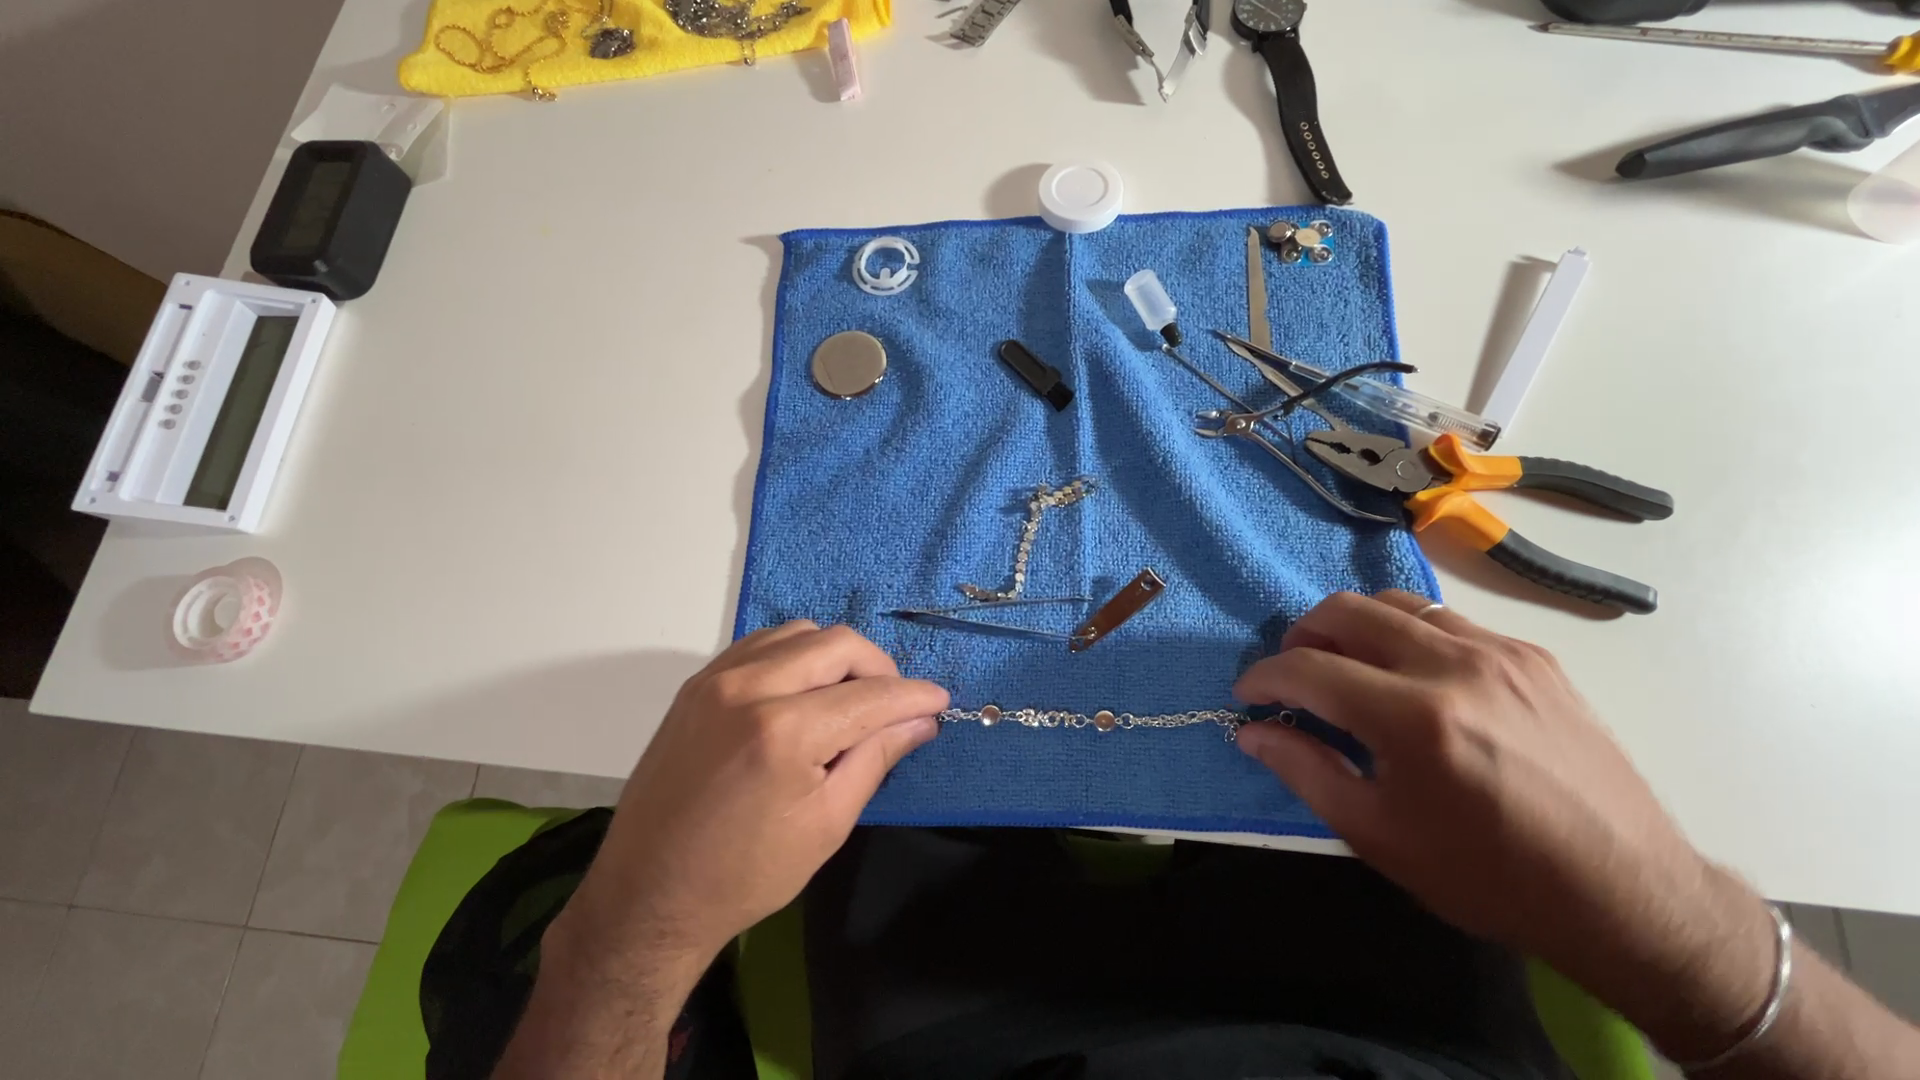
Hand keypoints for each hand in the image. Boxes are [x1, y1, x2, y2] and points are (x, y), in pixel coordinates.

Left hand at [555, 621, 947, 968]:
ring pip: (798, 633)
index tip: (939, 701)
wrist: (649, 894)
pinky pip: (760, 645)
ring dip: (836, 656)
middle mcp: (748, 688)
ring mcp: (715, 680)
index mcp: (784, 732)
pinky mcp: (696, 684)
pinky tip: (804, 692)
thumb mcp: (827, 824)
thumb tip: (921, 720)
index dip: (913, 696)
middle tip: (896, 703)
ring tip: (850, 697)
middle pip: (837, 644)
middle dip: (879, 667)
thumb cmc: (746, 874)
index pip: (870, 695)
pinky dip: (794, 656)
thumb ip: (876, 758)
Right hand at [1233, 591, 1774, 1061]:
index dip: (1264, 677)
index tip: (1248, 695)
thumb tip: (1252, 731)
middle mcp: (1455, 666)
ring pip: (1399, 602)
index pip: (1309, 668)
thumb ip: (1305, 771)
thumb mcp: (1378, 836)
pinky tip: (1411, 675)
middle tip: (1292, 672)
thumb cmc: (1488, 875)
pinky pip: (1449, 620)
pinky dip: (1409, 634)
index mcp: (1414, 719)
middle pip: (1348, 610)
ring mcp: (1502, 654)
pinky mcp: (1535, 658)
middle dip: (1302, 635)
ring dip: (1355, 625)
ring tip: (1346, 665)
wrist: (1626, 894)